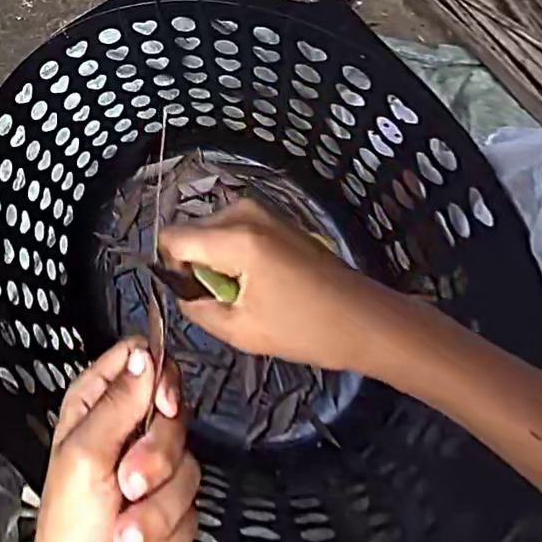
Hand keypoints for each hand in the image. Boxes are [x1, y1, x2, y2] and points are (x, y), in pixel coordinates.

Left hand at [31, 337, 199, 541]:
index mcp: (94, 402)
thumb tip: (144, 356)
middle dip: (156, 458)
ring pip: (186, 466)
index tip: (164, 406)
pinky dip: (166, 535)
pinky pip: (193, 507)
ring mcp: (147, 466)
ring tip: (125, 529)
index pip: (138, 358)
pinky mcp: (169, 505)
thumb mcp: (85, 455)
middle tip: (128, 481)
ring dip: (157, 510)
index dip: (158, 375)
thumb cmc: (68, 527)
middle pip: (171, 412)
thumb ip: (118, 404)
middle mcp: (123, 427)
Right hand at [158, 198, 411, 373]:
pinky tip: (263, 279)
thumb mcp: (241, 332)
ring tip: (248, 290)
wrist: (369, 321)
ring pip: (208, 230)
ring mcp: (260, 209)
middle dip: (196, 263)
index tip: (197, 293)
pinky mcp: (272, 215)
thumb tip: (181, 291)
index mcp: (234, 238)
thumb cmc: (308, 330)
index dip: (173, 268)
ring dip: (215, 258)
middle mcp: (243, 212)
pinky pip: (230, 229)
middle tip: (227, 298)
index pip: (172, 237)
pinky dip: (233, 252)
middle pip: (190, 231)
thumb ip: (196, 309)